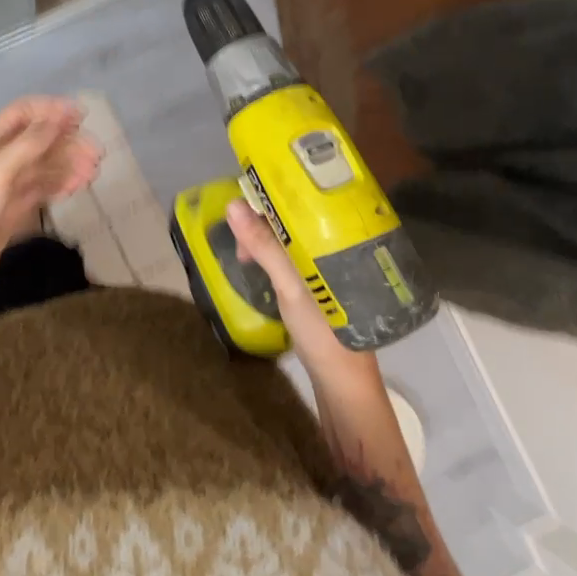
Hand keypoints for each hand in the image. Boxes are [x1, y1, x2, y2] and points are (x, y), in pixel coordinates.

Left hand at [0, 97, 102, 308]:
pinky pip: (40, 191)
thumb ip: (28, 145)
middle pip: (36, 141)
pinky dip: (59, 185)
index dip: (51, 111)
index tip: (81, 116)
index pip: (22, 115)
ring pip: (42, 167)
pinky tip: (76, 186)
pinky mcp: (12, 212)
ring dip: (67, 165)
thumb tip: (57, 118)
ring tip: (93, 172)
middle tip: (97, 153)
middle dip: (66, 142)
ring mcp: (4, 188)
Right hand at [228, 199, 380, 386]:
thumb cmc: (322, 330)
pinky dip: (275, 255)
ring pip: (293, 237)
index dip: (274, 195)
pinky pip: (295, 256)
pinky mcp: (323, 282)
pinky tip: (262, 265)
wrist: (343, 381)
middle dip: (264, 221)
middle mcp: (338, 246)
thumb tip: (233, 205)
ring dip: (266, 240)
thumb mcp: (290, 285)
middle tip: (242, 243)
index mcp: (338, 239)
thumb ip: (264, 246)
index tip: (244, 205)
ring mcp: (331, 265)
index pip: (306, 200)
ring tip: (247, 258)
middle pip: (297, 218)